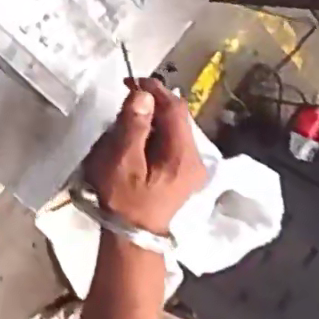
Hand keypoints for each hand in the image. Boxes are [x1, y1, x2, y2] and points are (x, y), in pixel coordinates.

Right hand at [82, 79, 206, 233]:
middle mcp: (195, 159)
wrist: (131, 237)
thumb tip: (143, 95)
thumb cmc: (124, 199)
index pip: (175, 110)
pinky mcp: (182, 173)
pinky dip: (155, 130)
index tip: (131, 81)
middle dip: (154, 102)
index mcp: (183, 155)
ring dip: (153, 116)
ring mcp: (191, 167)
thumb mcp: (123, 161)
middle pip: (178, 117)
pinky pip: (171, 141)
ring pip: (174, 128)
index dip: (155, 90)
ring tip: (128, 114)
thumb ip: (133, 127)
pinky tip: (137, 135)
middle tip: (126, 95)